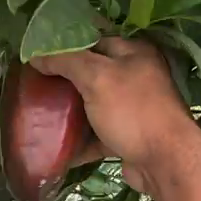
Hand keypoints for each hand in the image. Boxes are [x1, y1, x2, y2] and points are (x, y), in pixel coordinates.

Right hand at [31, 37, 200, 193]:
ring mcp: (132, 109)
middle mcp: (135, 77)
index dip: (67, 44)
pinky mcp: (127, 136)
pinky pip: (97, 134)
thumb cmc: (133, 111)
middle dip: (66, 80)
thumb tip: (36, 56)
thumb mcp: (97, 78)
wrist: (164, 161)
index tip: (41, 54)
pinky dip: (80, 141)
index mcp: (133, 52)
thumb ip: (67, 62)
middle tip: (37, 84)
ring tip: (43, 113)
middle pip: (92, 73)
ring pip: (93, 105)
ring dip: (70, 112)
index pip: (95, 39)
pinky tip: (59, 147)